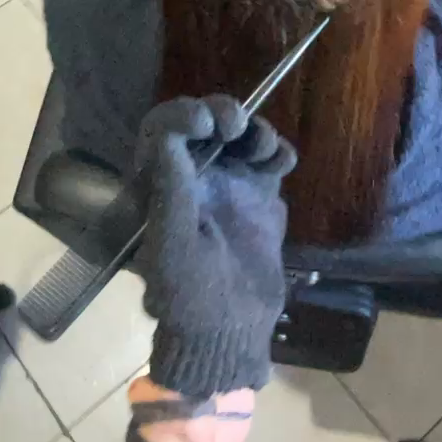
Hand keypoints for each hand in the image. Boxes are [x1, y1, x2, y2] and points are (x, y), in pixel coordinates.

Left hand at [130, 95, 295, 396]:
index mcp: (159, 184)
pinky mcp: (260, 196)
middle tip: (237, 127)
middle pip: (205, 122)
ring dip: (255, 131)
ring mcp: (229, 184)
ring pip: (240, 135)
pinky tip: (281, 164)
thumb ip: (170, 188)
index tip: (205, 124)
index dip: (181, 116)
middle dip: (223, 113)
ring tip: (264, 150)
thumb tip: (169, 135)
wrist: (231, 328)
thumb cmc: (189, 292)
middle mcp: (192, 176)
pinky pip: (270, 159)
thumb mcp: (171, 242)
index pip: (162, 130)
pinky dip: (278, 151)